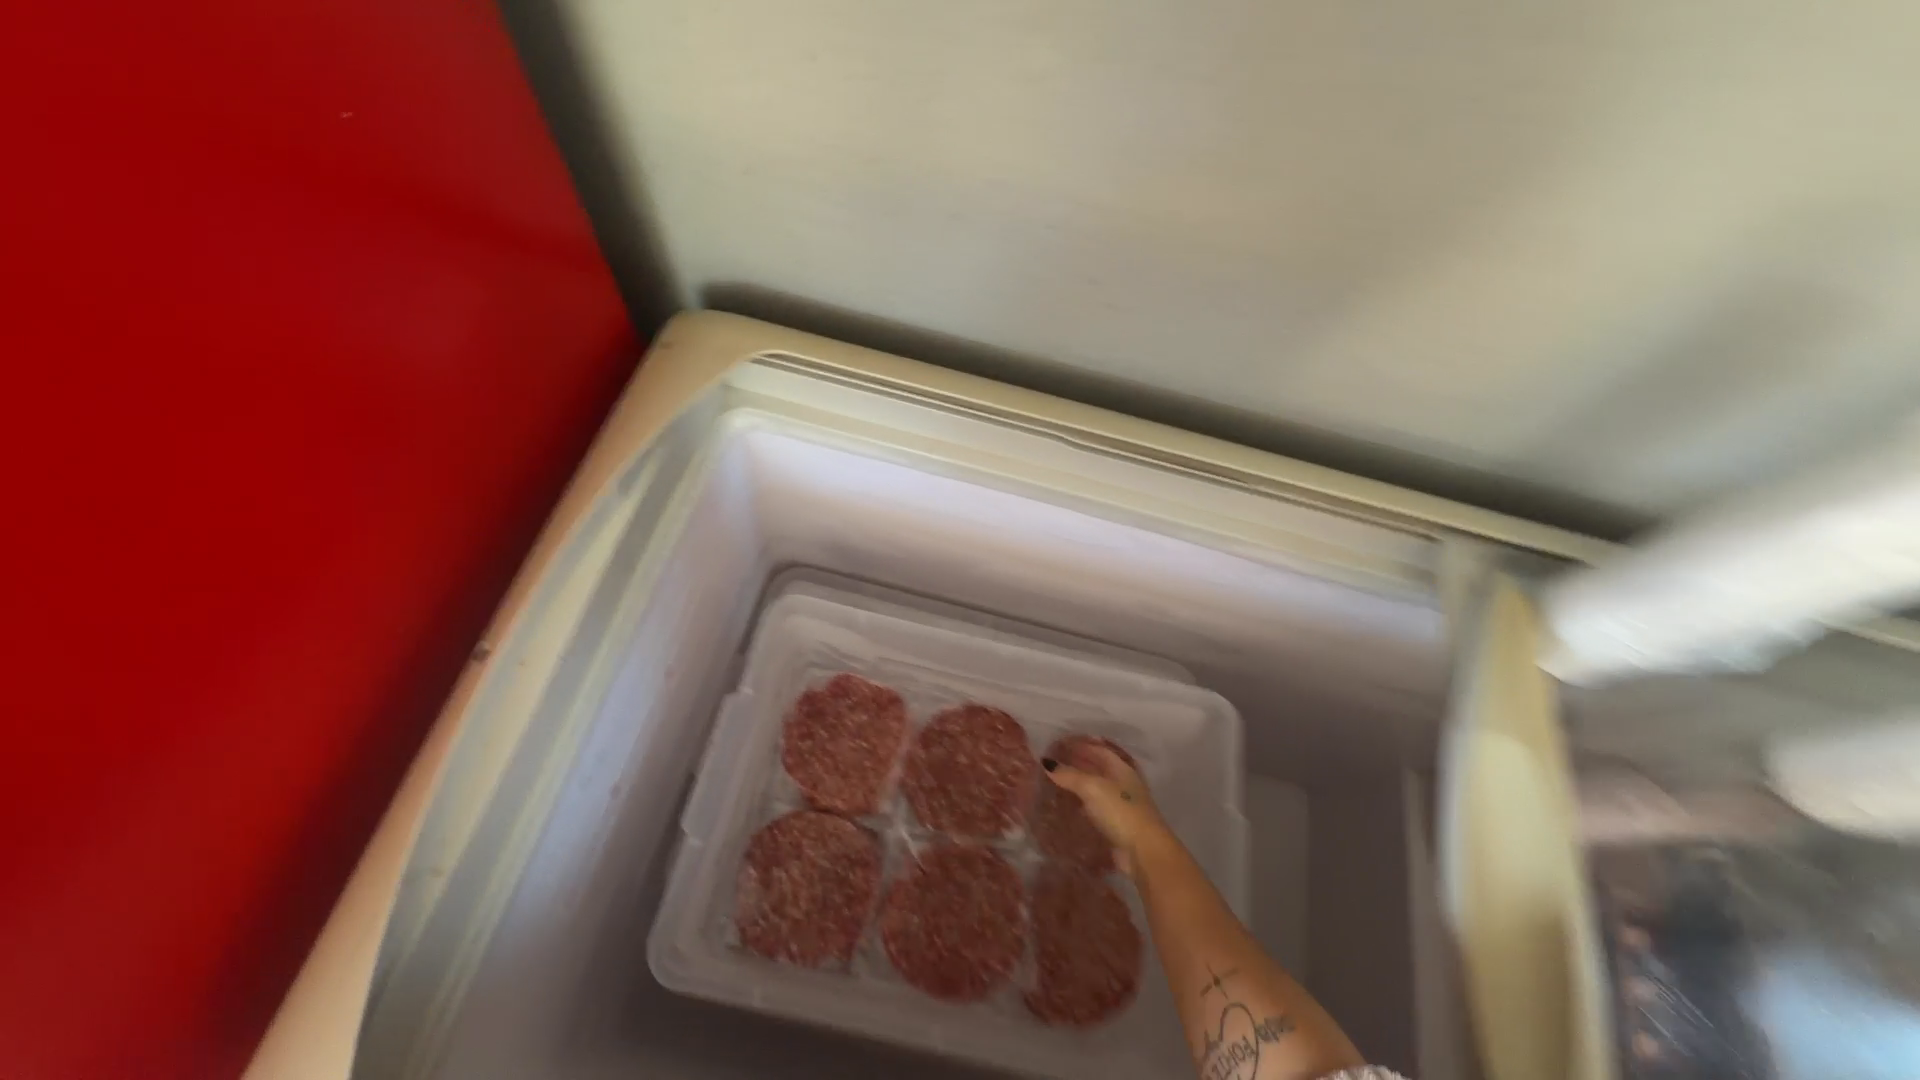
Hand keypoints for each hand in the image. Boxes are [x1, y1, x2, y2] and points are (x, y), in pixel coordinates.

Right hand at [1043, 743, 1171, 878]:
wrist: (1143, 851)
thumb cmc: (1120, 811)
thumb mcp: (1092, 788)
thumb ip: (1070, 775)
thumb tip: (1047, 763)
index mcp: (1122, 769)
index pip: (1099, 750)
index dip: (1080, 745)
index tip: (1059, 743)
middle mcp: (1123, 784)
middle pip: (1098, 767)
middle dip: (1078, 761)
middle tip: (1054, 760)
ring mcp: (1121, 805)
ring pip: (1097, 787)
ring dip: (1079, 782)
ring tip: (1056, 780)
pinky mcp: (1116, 825)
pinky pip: (1096, 807)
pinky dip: (1082, 803)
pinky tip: (1069, 805)